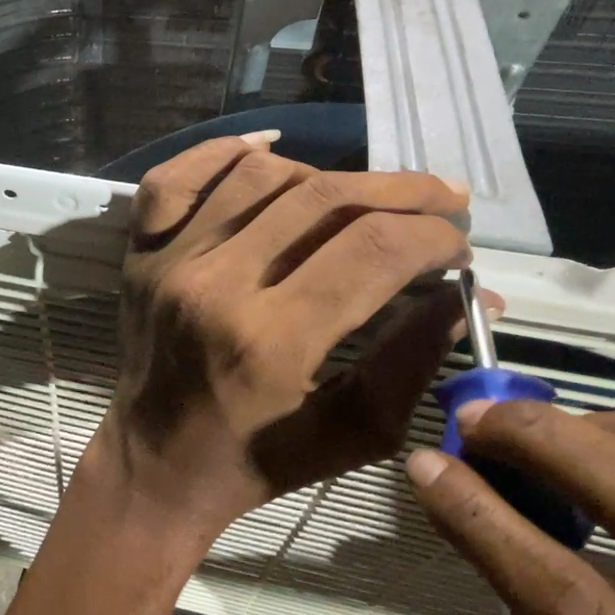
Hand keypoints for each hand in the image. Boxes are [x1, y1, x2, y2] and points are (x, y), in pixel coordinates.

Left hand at [97, 133, 485, 537]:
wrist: (152, 462)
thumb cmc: (256, 462)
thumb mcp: (353, 433)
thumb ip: (414, 359)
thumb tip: (474, 293)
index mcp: (272, 341)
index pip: (372, 250)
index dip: (434, 236)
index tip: (461, 248)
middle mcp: (216, 284)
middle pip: (322, 200)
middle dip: (400, 192)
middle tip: (445, 199)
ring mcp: (169, 259)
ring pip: (257, 177)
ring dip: (324, 175)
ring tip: (363, 199)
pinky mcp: (140, 250)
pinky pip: (173, 178)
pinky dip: (221, 152)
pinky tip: (269, 151)